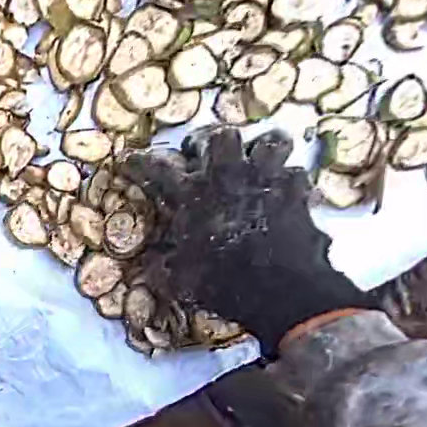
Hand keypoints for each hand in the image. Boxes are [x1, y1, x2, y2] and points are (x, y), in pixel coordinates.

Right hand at [124, 125, 371, 353]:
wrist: (278, 289)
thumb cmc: (217, 281)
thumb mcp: (174, 274)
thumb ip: (163, 259)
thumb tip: (152, 261)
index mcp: (189, 195)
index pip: (156, 168)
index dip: (139, 162)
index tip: (128, 159)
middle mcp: (227, 179)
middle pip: (220, 137)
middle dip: (211, 143)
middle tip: (204, 157)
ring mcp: (267, 182)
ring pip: (270, 142)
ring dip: (259, 152)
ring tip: (251, 165)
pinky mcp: (298, 194)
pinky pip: (294, 174)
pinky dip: (285, 182)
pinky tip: (278, 194)